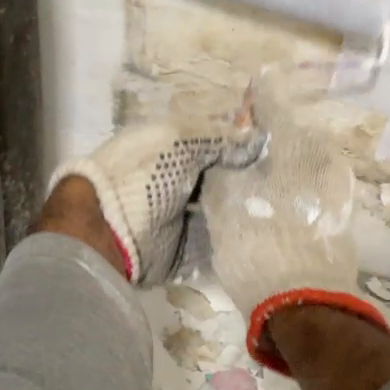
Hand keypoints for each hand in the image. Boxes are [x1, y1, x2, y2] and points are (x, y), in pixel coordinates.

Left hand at [47, 113, 263, 284]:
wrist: (108, 229)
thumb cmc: (141, 174)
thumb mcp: (177, 140)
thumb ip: (217, 138)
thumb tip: (255, 140)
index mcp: (167, 148)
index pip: (210, 142)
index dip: (237, 145)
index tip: (270, 149)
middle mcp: (173, 180)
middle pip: (219, 179)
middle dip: (246, 182)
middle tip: (281, 184)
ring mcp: (177, 218)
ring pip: (221, 213)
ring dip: (244, 214)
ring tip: (281, 212)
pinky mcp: (181, 251)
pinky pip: (215, 247)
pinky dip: (235, 245)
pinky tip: (262, 239)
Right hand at [200, 65, 389, 372]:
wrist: (305, 311)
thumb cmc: (259, 243)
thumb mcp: (222, 196)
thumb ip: (221, 162)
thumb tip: (225, 152)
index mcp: (299, 140)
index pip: (270, 97)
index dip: (248, 93)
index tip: (234, 91)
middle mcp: (326, 155)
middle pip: (285, 129)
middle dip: (259, 132)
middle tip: (230, 139)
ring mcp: (339, 186)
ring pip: (297, 157)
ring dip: (272, 159)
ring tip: (241, 169)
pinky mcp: (340, 213)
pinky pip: (305, 182)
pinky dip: (284, 181)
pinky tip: (260, 195)